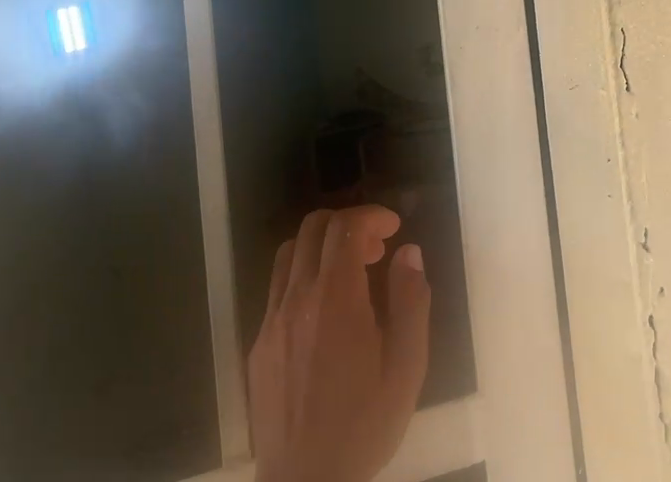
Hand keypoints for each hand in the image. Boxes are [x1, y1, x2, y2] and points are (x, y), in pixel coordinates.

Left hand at [249, 206, 430, 481]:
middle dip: (349, 224)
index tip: (395, 229)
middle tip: (378, 250)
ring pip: (290, 253)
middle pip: (313, 229)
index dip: (372, 215)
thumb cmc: (365, 423)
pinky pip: (278, 288)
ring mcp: (271, 322)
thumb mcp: (407, 365)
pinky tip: (328, 310)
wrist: (307, 480)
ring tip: (353, 273)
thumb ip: (411, 301)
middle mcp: (296, 301)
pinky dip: (305, 275)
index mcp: (335, 300)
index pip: (344, 228)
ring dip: (323, 247)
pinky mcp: (259, 345)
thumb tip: (409, 253)